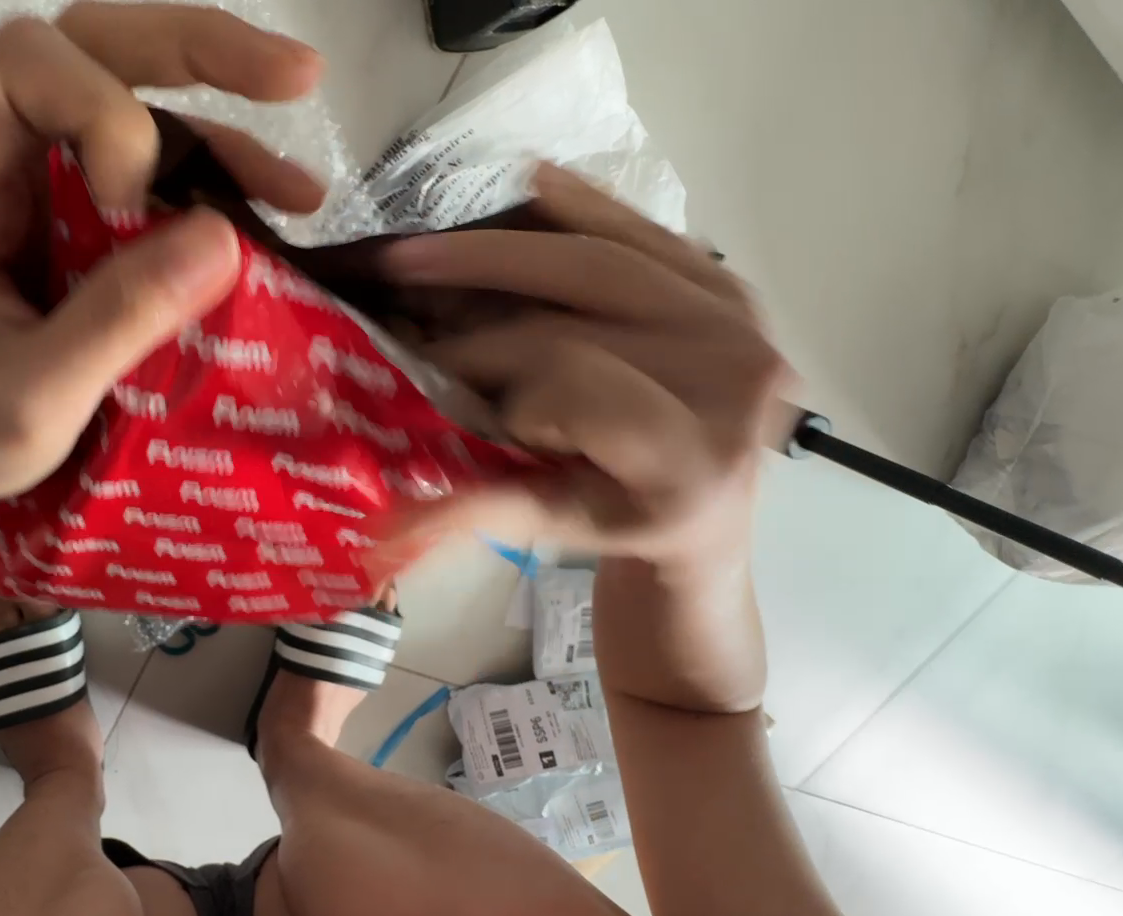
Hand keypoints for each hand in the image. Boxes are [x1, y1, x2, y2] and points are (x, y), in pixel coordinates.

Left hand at [0, 3, 325, 499]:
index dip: (100, 110)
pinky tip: (268, 220)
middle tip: (298, 78)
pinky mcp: (74, 226)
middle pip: (90, 50)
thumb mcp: (35, 396)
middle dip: (195, 55)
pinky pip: (150, 181)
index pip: (24, 68)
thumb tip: (225, 236)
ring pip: (134, 109)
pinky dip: (210, 192)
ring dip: (222, 138)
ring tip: (303, 194)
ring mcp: (36, 191)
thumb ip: (117, 318)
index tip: (132, 207)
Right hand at [377, 164, 794, 575]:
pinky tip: (524, 180)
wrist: (712, 506)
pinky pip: (644, 231)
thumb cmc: (626, 524)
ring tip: (425, 243)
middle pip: (580, 313)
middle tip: (397, 283)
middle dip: (478, 297)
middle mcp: (732, 379)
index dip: (495, 374)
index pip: (572, 383)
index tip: (438, 382)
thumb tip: (384, 521)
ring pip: (603, 257)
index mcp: (689, 458)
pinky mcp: (730, 288)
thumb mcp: (556, 529)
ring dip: (504, 243)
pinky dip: (579, 203)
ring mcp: (738, 322)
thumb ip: (483, 510)